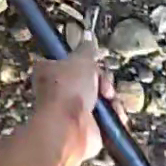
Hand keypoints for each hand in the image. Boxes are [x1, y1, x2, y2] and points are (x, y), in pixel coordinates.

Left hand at [33, 40, 112, 165]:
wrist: (68, 128)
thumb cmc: (68, 89)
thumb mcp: (81, 60)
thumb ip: (87, 49)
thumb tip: (88, 36)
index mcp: (50, 71)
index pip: (73, 62)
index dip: (87, 63)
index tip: (95, 64)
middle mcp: (61, 92)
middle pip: (92, 81)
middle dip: (104, 82)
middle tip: (104, 86)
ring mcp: (74, 112)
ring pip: (102, 99)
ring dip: (111, 100)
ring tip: (110, 101)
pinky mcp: (89, 128)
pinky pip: (107, 118)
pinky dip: (114, 117)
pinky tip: (115, 116)